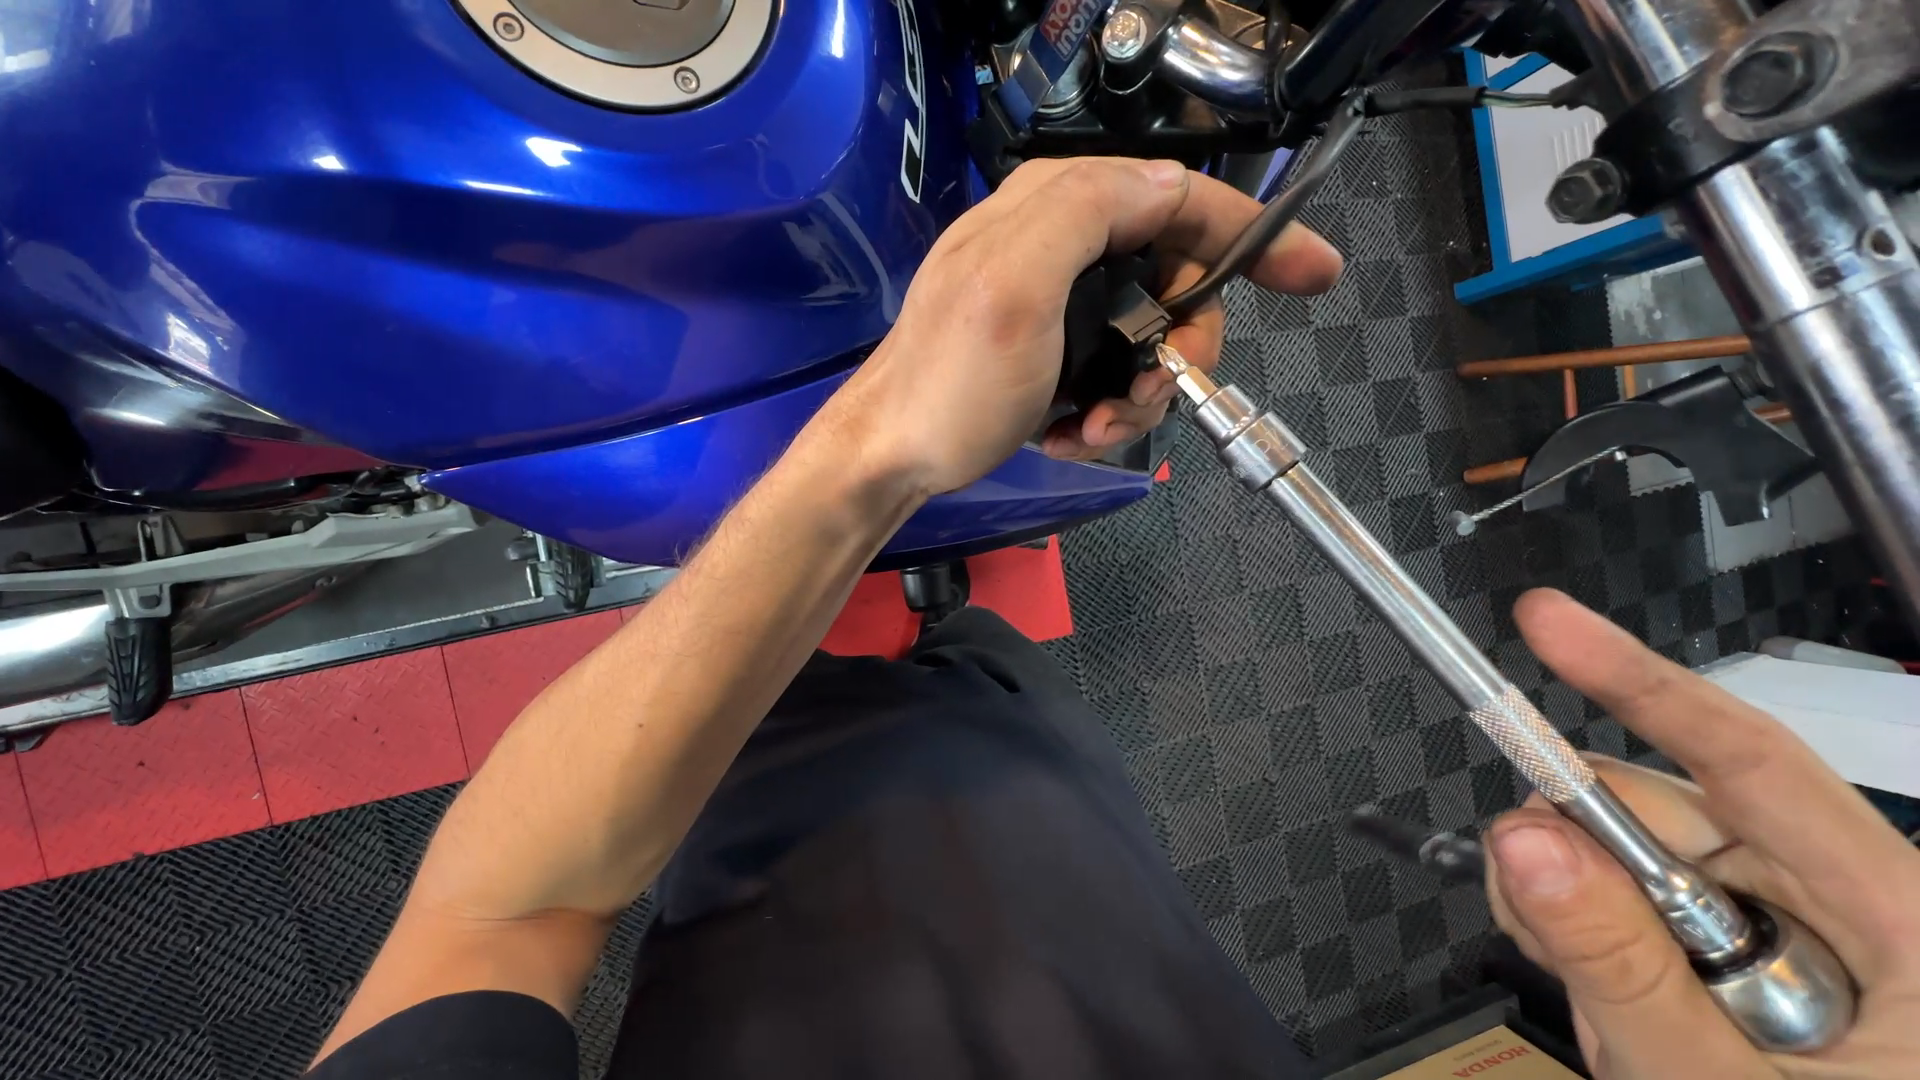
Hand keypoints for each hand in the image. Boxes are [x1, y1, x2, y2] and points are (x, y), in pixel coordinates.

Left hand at [819, 157, 1341, 496]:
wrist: (895, 454)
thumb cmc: (951, 381)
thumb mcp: (1015, 285)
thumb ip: (1089, 212)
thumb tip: (1170, 183)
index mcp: (1057, 208)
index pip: (1177, 201)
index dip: (1250, 235)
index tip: (1311, 275)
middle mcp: (1064, 246)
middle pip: (1175, 282)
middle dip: (1177, 350)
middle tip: (1148, 393)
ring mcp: (1060, 303)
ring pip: (1150, 340)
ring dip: (1138, 396)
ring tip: (1094, 428)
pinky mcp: (1055, 351)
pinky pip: (1115, 373)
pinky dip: (1106, 412)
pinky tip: (1071, 433)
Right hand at [1483, 588, 1919, 1078]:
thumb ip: (1621, 967)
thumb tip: (1519, 835)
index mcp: (1906, 924)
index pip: (1752, 760)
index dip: (1637, 679)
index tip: (1542, 620)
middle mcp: (1843, 901)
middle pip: (1661, 814)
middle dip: (1577, 857)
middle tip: (1538, 931)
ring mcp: (1785, 926)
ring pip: (1626, 857)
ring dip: (1578, 918)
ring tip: (1604, 1013)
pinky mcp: (1737, 948)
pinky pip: (1627, 900)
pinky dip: (1586, 935)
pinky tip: (1608, 1000)